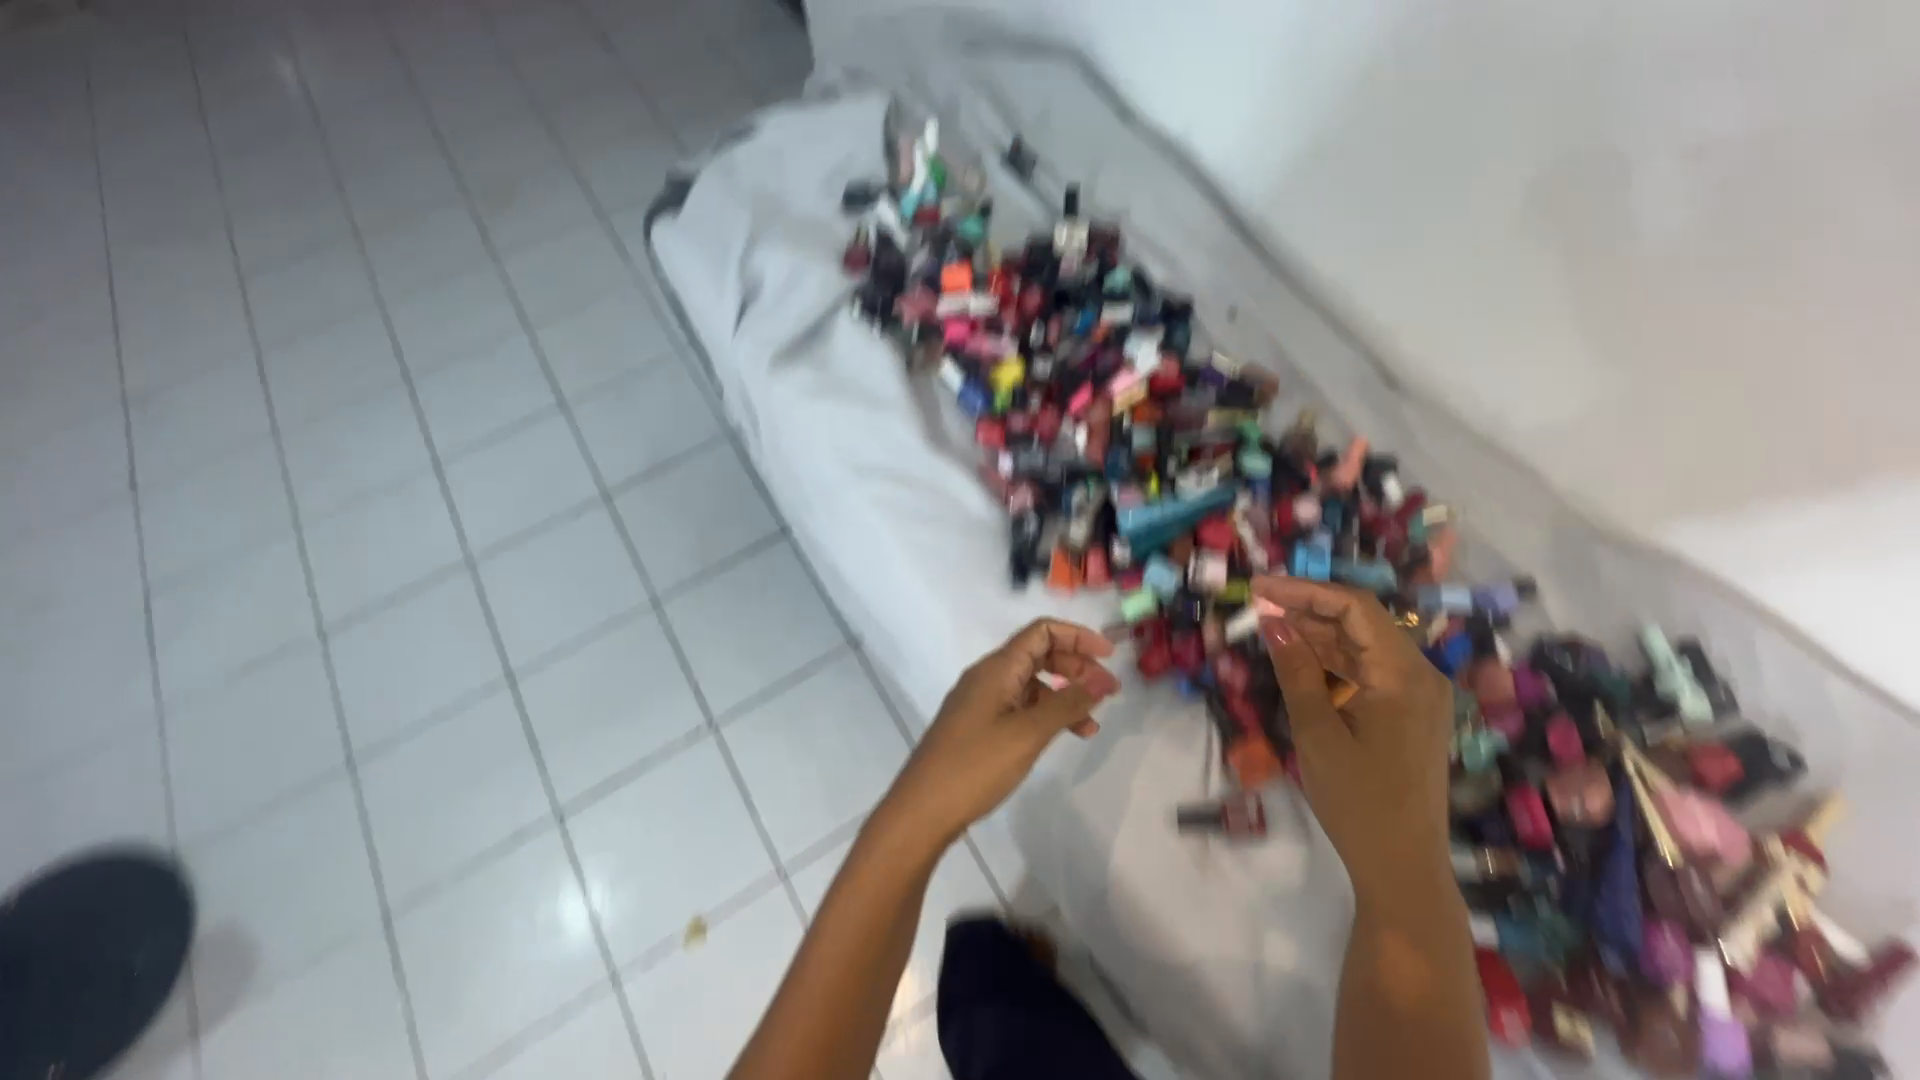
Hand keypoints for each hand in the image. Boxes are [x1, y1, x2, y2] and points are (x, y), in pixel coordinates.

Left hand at [879, 619, 1120, 847]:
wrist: (923, 808)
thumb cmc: (976, 765)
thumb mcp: (1028, 733)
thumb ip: (1067, 705)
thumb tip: (1100, 681)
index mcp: (997, 668)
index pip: (1042, 632)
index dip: (1078, 636)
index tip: (1109, 657)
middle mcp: (987, 677)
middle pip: (1039, 655)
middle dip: (1077, 667)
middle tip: (1109, 692)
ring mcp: (981, 702)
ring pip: (1032, 684)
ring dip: (1064, 696)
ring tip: (1092, 724)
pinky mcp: (978, 726)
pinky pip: (1020, 707)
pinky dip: (1046, 715)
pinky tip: (1063, 737)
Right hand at [1251, 577, 1454, 898]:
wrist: (1402, 866)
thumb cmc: (1358, 800)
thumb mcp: (1318, 732)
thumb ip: (1296, 669)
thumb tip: (1273, 620)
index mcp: (1405, 674)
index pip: (1355, 607)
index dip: (1305, 590)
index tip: (1260, 588)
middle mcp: (1420, 675)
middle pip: (1361, 624)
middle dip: (1308, 610)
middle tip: (1256, 606)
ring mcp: (1416, 696)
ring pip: (1361, 648)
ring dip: (1317, 635)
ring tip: (1267, 627)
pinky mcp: (1407, 715)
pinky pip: (1367, 674)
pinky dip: (1331, 663)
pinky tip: (1296, 659)